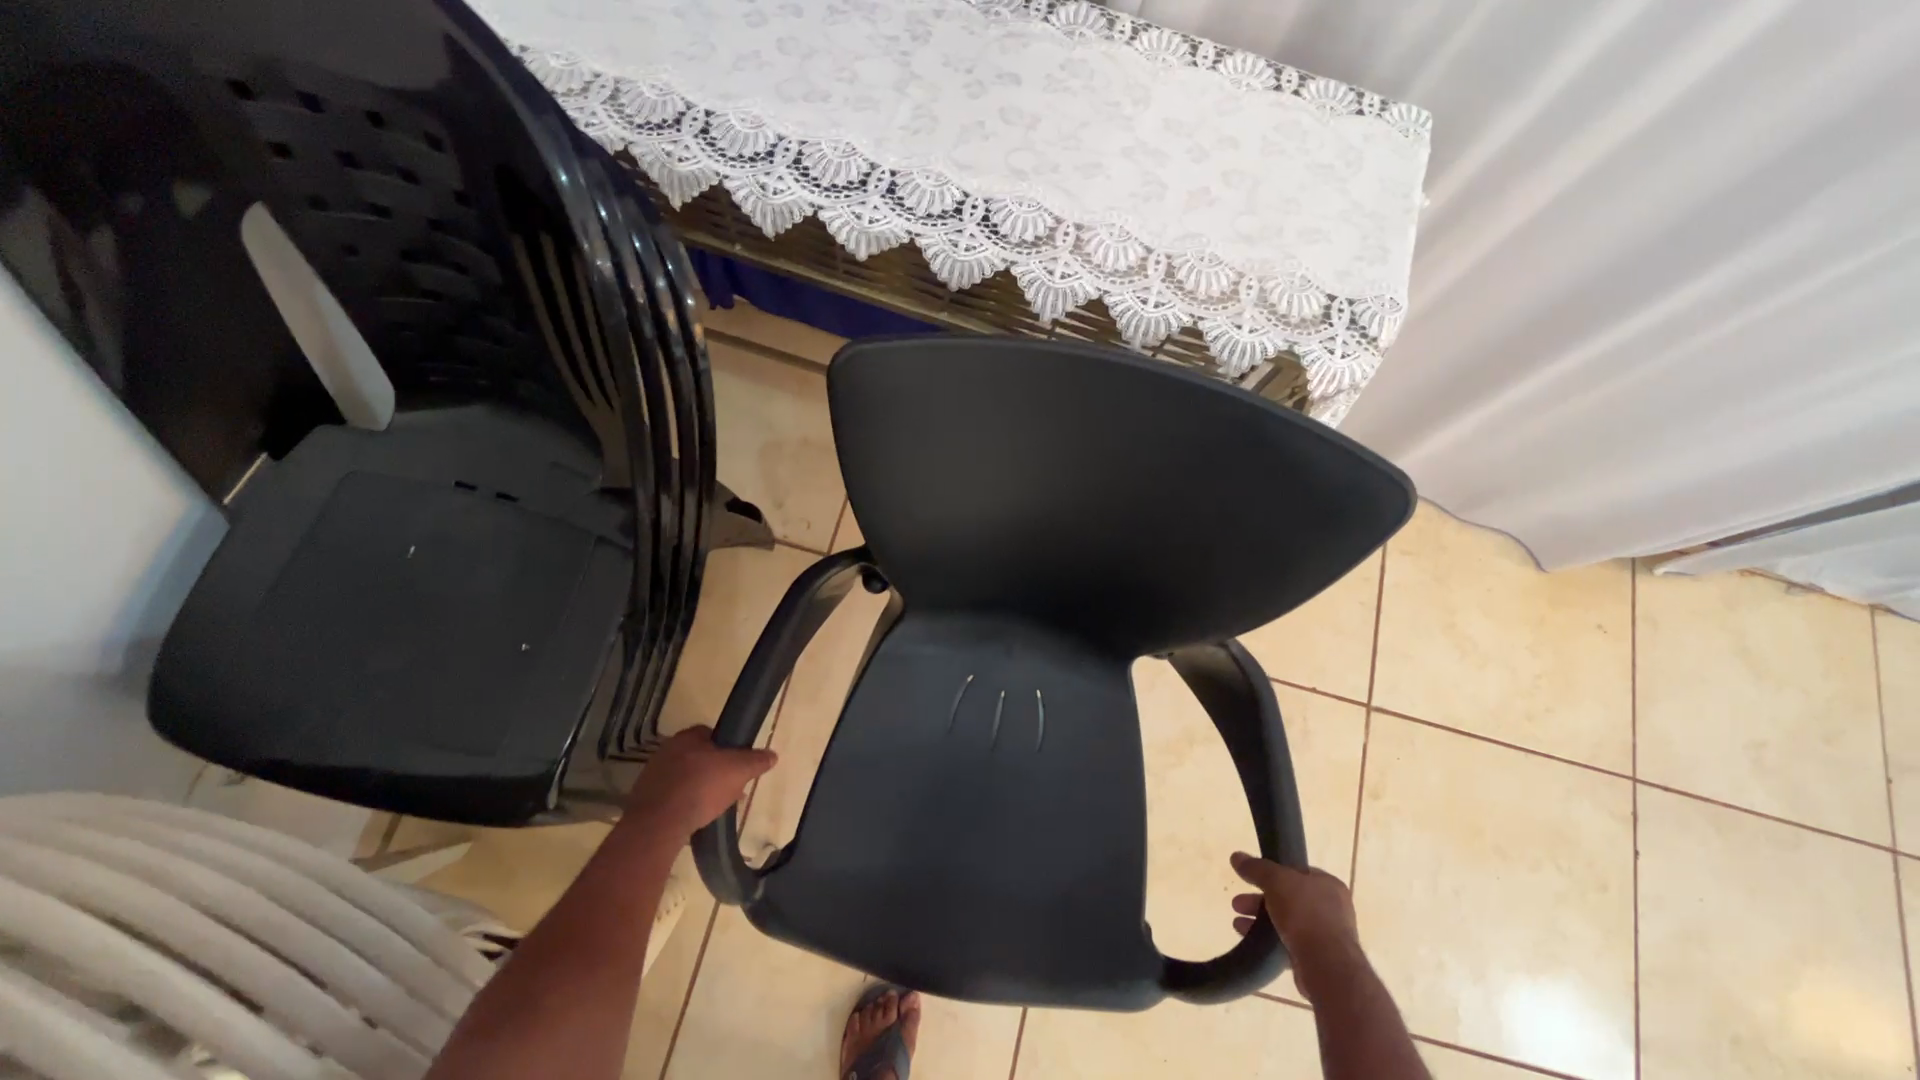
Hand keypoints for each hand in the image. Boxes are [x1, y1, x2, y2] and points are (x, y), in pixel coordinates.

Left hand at [624, 726, 777, 833]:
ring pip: (686, 778)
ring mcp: (653, 775)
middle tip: (732, 787)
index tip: (739, 764)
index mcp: (687, 737)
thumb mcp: (739, 771)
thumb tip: (772, 755)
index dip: (728, 747)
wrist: (659, 823)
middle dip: (716, 771)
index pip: (711, 733)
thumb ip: (756, 761)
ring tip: (716, 806)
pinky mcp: (646, 799)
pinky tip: (696, 817)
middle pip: (699, 757)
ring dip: (701, 789)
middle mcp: (667, 750)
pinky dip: (686, 804)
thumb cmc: (701, 787)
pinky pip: (673, 796)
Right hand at [1229, 852, 1361, 1001]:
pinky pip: (1287, 943)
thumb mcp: (1277, 881)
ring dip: (1260, 921)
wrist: (1326, 966)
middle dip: (1259, 899)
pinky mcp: (1317, 958)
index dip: (1272, 873)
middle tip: (1237, 903)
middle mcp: (1331, 908)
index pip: (1297, 872)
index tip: (1251, 879)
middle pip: (1288, 898)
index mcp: (1328, 885)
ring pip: (1286, 922)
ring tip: (1237, 923)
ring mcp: (1325, 935)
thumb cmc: (1305, 914)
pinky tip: (1250, 941)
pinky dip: (1268, 941)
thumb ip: (1256, 868)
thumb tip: (1236, 856)